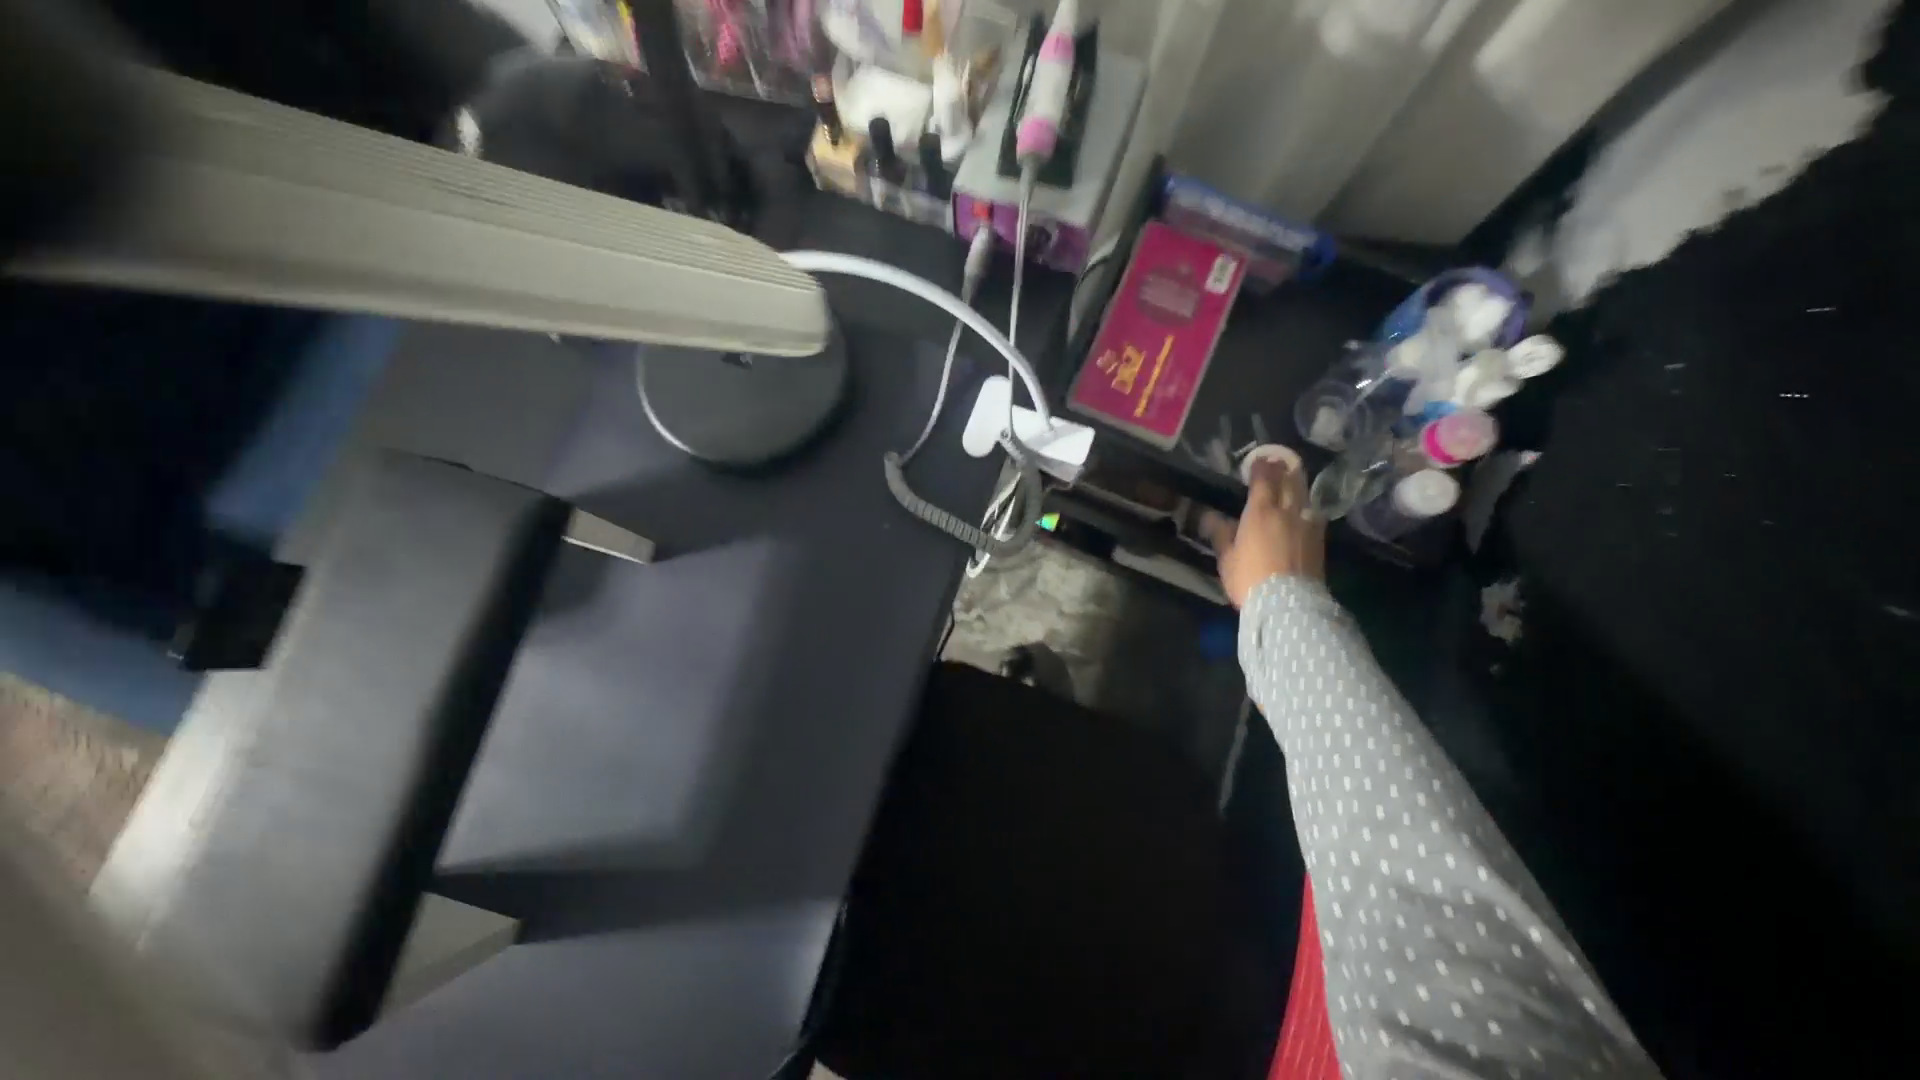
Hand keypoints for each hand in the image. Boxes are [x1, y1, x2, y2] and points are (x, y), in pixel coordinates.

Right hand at [1202, 456, 1323, 607]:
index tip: (1259, 459)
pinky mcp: (1320, 540)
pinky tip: (1307, 509)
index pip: (1263, 480)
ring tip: (1295, 477)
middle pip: (1289, 482)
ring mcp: (1307, 524)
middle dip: (1284, 468)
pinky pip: (1315, 515)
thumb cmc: (1249, 579)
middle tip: (1280, 459)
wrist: (1287, 603)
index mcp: (1260, 512)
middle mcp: (1287, 511)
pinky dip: (1309, 506)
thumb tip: (1210, 517)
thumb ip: (1221, 535)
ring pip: (1305, 496)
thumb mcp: (1227, 559)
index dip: (1261, 467)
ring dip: (1299, 483)